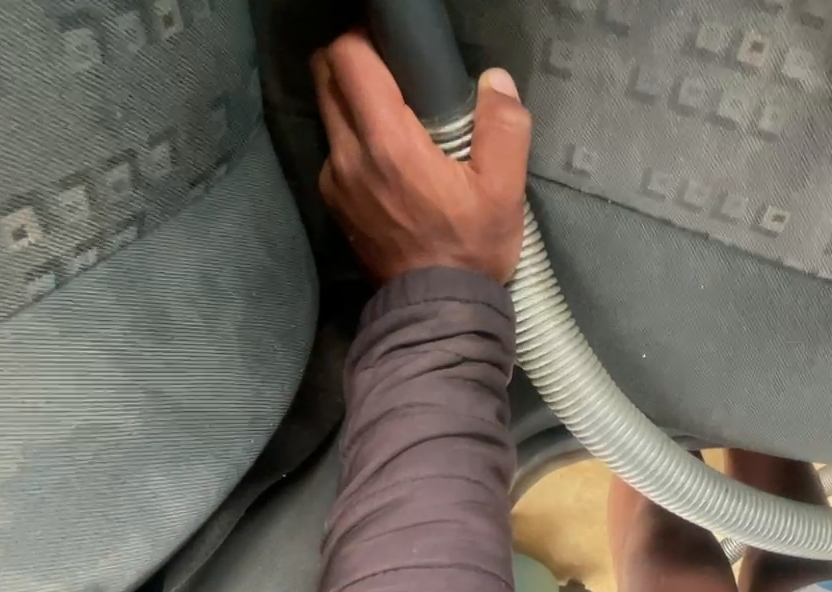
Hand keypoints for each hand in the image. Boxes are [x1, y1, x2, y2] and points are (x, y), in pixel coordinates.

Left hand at [312, 32, 531, 282]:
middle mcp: (348, 155)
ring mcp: (336, 183)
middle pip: (326, 75)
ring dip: (353, 106)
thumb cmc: (471, 252)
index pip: (349, 56)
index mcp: (388, 142)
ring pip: (328, 115)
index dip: (368, 39)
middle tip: (395, 80)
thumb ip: (504, 130)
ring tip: (395, 129)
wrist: (437, 312)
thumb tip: (495, 83)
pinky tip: (387, 171)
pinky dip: (354, 147)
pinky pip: (335, 155)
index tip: (397, 52)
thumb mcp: (505, 194)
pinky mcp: (336, 208)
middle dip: (354, 63)